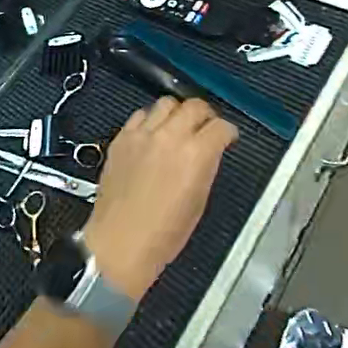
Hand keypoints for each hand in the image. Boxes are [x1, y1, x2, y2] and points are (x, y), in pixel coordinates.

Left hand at [82, 98, 237, 297]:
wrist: (120, 244)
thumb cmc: (163, 233)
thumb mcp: (199, 201)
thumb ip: (207, 166)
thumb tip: (210, 151)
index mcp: (196, 154)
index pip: (220, 126)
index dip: (228, 132)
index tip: (227, 137)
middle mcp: (170, 136)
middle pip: (195, 105)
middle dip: (206, 115)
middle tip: (205, 127)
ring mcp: (143, 134)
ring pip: (166, 102)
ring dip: (177, 113)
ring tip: (177, 127)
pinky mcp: (122, 138)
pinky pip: (140, 115)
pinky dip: (150, 120)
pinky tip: (152, 134)